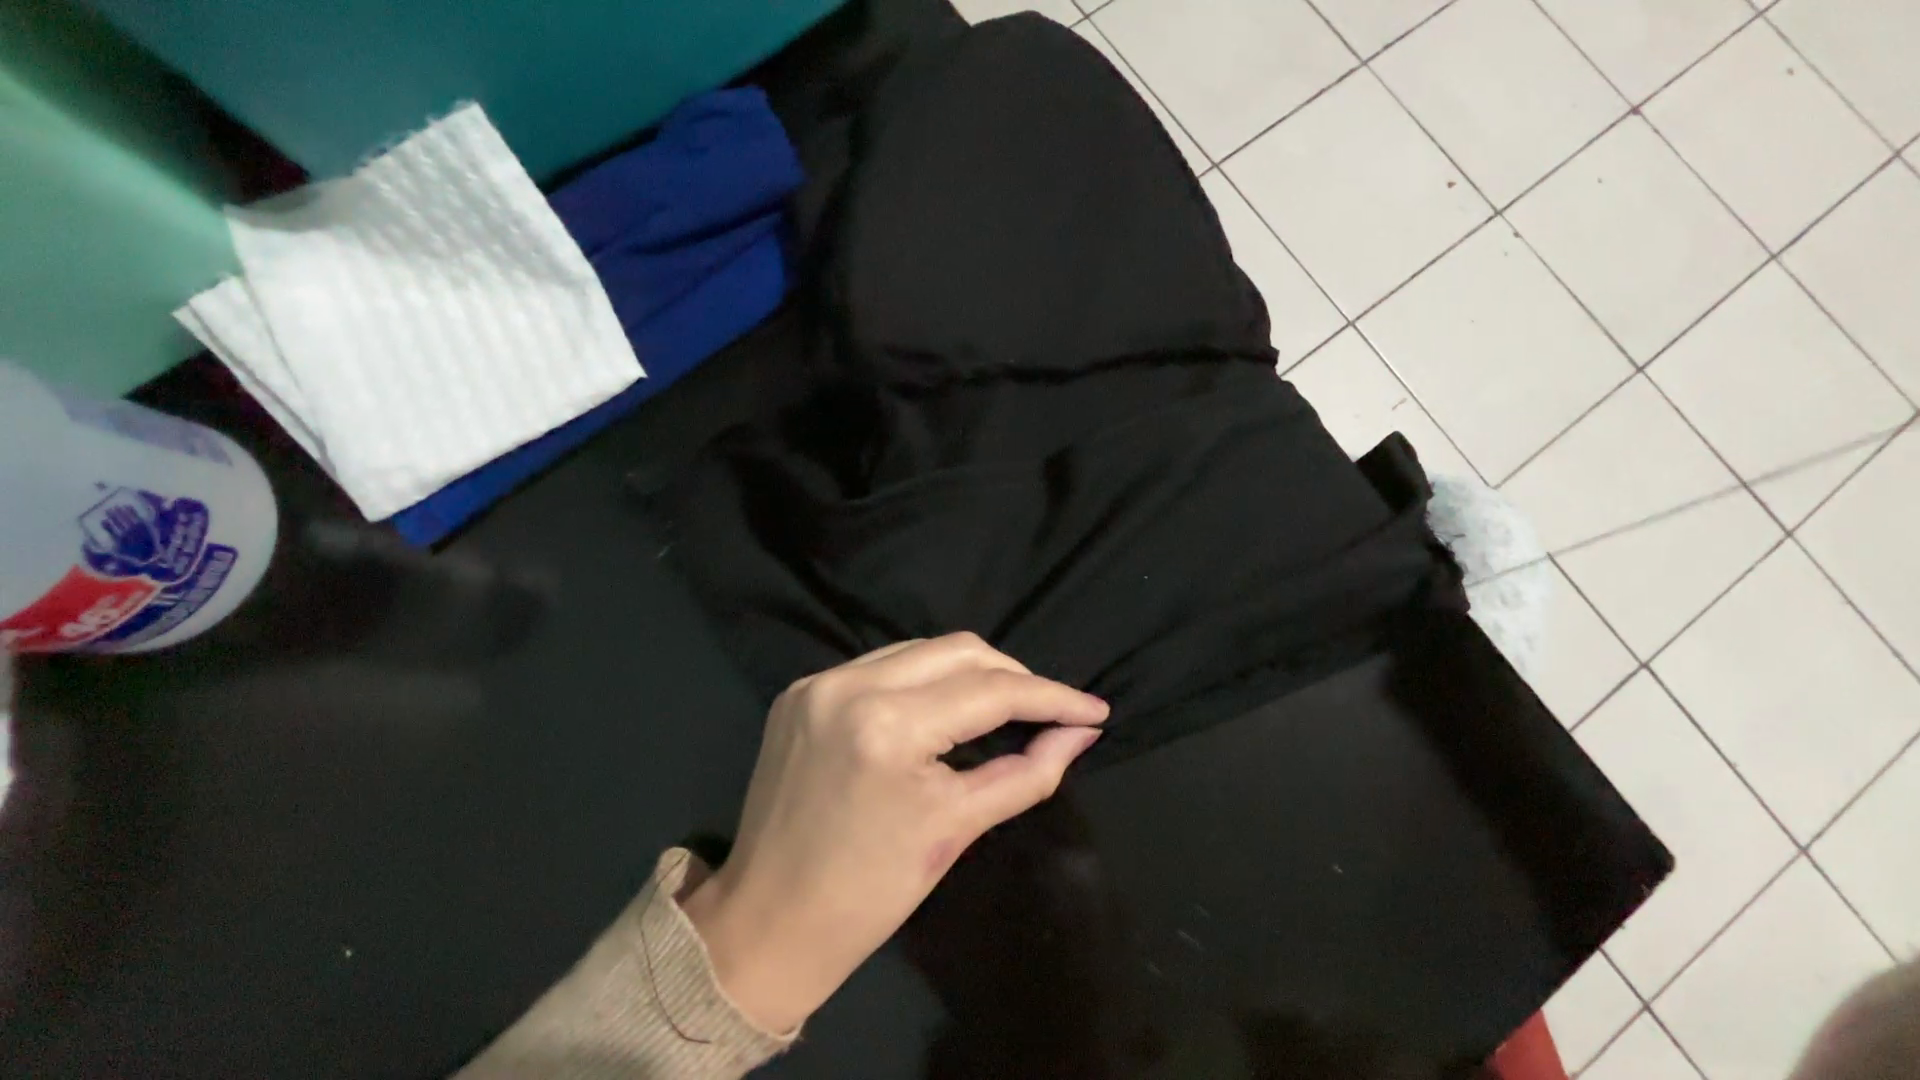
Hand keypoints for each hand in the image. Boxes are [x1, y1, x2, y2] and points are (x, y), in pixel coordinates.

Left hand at [678, 633, 1108, 1033]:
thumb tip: (1080, 733)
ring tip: (1005, 707)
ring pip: (919, 651)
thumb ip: (1028, 772)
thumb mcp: (957, 828)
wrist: (771, 921)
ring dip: (969, 672)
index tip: (1094, 710)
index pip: (990, 691)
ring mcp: (816, 683)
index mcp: (888, 725)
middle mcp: (848, 685)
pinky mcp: (799, 692)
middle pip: (958, 651)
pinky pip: (880, 666)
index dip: (1051, 697)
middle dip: (1013, 676)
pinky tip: (943, 709)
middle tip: (1051, 711)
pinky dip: (922, 680)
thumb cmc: (871, 893)